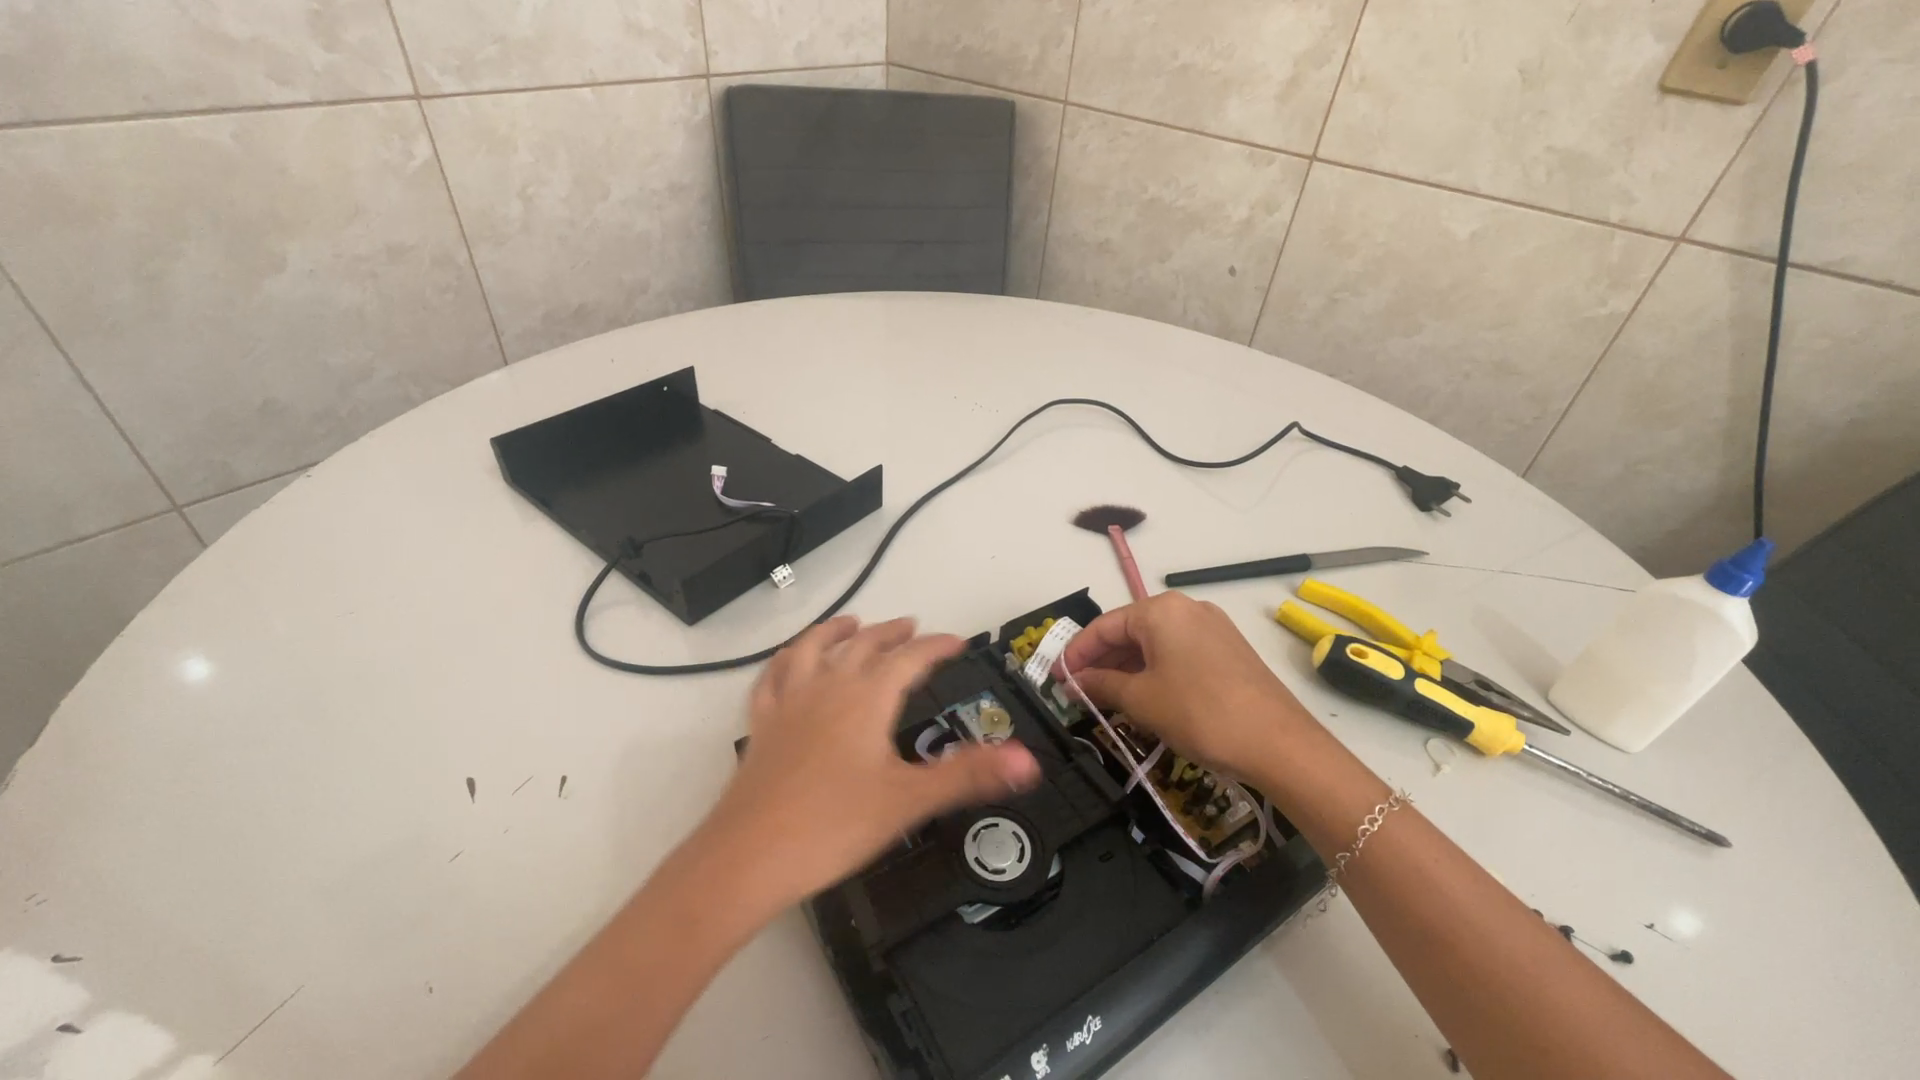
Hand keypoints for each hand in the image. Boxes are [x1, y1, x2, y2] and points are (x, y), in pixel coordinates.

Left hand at [710, 616, 1041, 906]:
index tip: (958, 642)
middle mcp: (826, 688)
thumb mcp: (909, 801)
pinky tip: (790, 662)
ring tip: (851, 623)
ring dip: (836, 631)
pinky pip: (773, 677)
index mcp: (866, 698)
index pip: (910, 658)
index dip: (937, 646)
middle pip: (862, 646)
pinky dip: (786, 659)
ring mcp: (788, 703)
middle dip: (892, 633)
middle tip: (912, 627)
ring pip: (813, 649)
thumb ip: (968, 775)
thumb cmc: (833, 826)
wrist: (748, 857)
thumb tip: (1029, 760)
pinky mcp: (761, 725)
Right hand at [1058, 592, 1315, 778]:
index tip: (1055, 679)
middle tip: (1076, 691)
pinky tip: (1141, 696)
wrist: (1278, 743)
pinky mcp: (1227, 650)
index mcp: (1161, 610)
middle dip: (1100, 661)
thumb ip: (1100, 684)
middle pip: (1129, 631)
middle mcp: (1187, 609)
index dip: (1075, 654)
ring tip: (1103, 697)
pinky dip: (1153, 671)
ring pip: (1154, 643)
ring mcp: (1212, 628)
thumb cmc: (1199, 713)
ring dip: (1126, 668)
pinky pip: (1177, 653)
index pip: (1104, 626)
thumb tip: (1072, 682)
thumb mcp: (1140, 700)